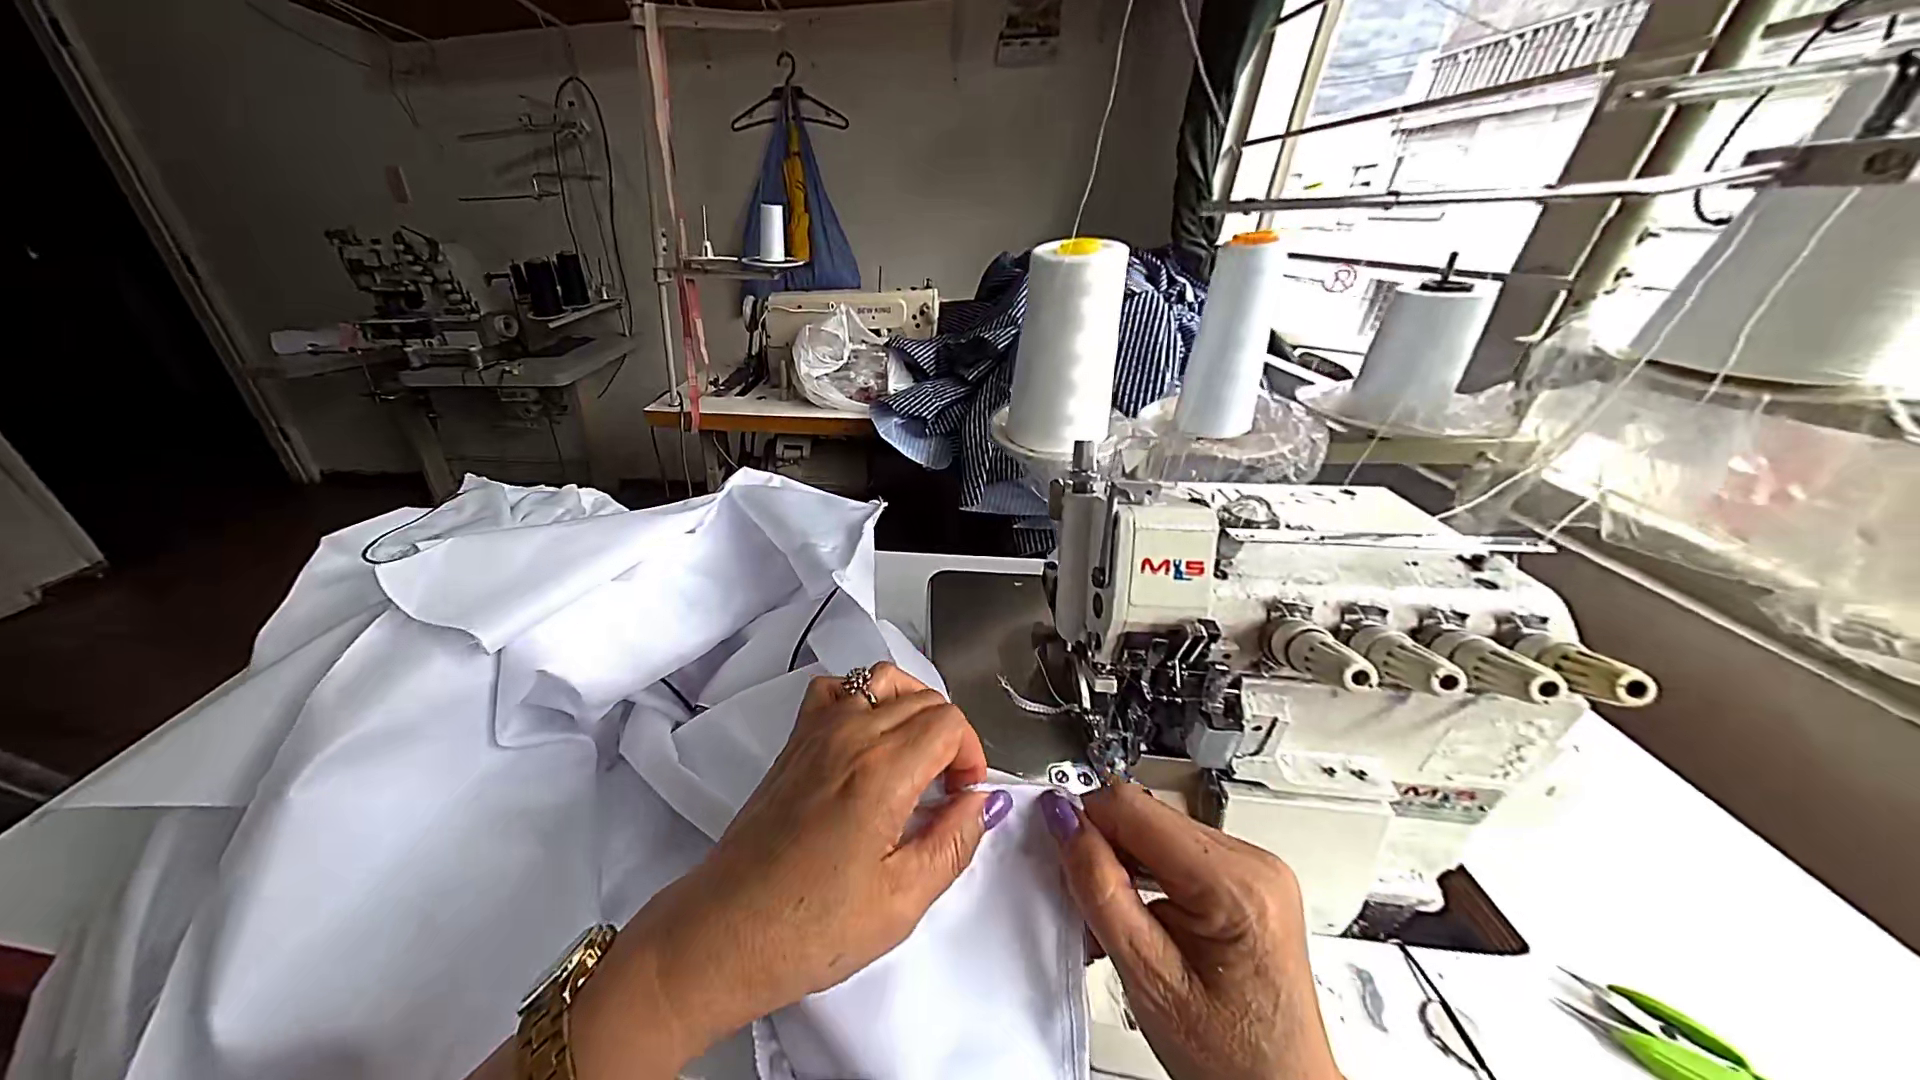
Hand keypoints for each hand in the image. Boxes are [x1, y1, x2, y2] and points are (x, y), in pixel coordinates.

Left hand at [568, 662, 1009, 1077]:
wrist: (724, 933)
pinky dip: (863, 699)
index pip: (950, 722)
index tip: (963, 794)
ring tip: (916, 757)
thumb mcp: (902, 901)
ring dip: (914, 708)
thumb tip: (977, 803)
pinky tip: (868, 739)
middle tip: (945, 788)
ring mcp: (816, 731)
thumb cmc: (805, 928)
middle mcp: (849, 736)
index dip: (971, 755)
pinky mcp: (795, 741)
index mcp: (881, 771)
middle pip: (924, 699)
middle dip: (950, 737)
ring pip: (884, 680)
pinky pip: (837, 689)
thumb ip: (954, 842)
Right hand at [1041, 783, 1341, 1079]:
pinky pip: (1177, 849)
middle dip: (1102, 846)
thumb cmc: (1232, 1060)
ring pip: (1157, 828)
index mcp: (1236, 883)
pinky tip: (1138, 912)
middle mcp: (1254, 862)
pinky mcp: (1247, 877)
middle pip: (1146, 814)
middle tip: (1081, 898)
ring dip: (1121, 860)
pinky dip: (1145, 871)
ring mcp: (1255, 867)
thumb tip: (1065, 821)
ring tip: (1110, 915)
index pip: (1133, 807)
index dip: (1084, 817)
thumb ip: (1099, 888)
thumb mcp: (1148, 977)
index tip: (1053, 838)